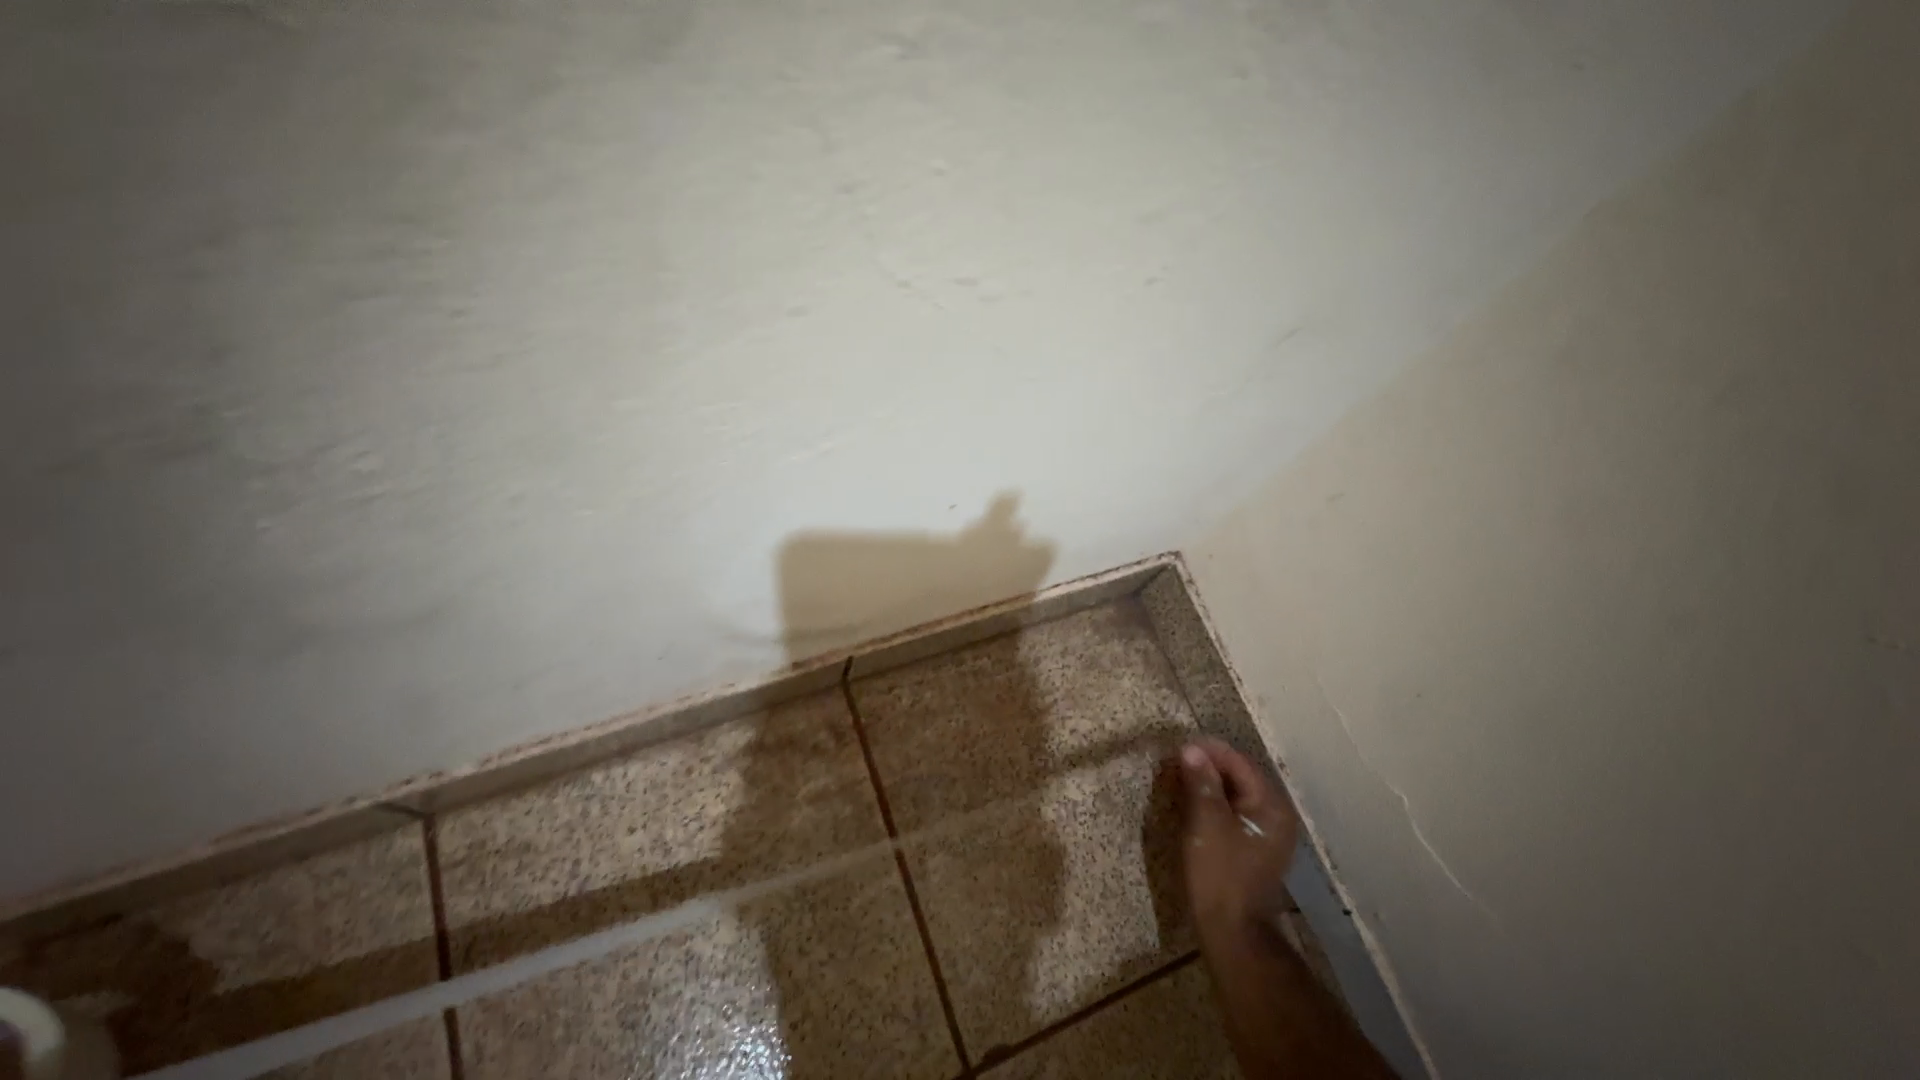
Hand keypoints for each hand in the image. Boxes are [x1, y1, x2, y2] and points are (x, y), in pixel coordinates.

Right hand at [1178, 737, 1298, 935]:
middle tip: (1177, 760)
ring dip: (1210, 785)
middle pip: (1241, 778)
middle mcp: (1277, 816)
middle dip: (1210, 766)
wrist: (1231, 931)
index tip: (1180, 745)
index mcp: (1271, 806)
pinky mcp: (1254, 849)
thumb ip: (1201, 782)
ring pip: (1237, 796)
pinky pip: (1235, 814)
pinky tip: (1193, 804)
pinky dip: (1215, 804)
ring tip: (1180, 778)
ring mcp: (1267, 835)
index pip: (1241, 764)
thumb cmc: (1219, 874)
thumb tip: (1191, 749)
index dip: (1210, 751)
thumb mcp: (1206, 823)